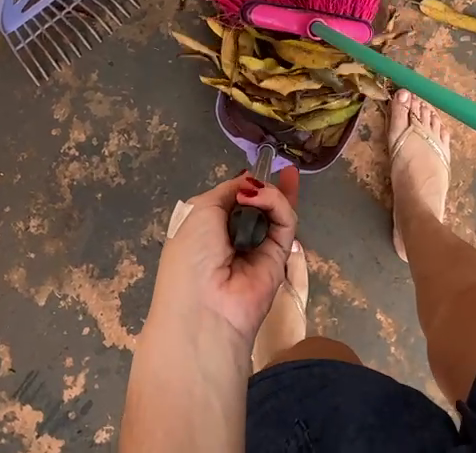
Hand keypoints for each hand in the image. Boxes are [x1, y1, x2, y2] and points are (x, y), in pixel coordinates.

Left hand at [147, 174, 296, 343]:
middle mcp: (234, 238)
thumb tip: (250, 183)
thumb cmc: (190, 254)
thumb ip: (228, 191)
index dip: (245, 184)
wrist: (205, 309)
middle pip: (259, 204)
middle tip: (279, 167)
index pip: (234, 199)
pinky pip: (285, 224)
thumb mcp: (200, 210)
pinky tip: (264, 199)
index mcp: (208, 228)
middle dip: (268, 186)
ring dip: (271, 193)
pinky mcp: (280, 257)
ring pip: (275, 211)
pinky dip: (279, 206)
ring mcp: (259, 248)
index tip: (256, 169)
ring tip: (261, 191)